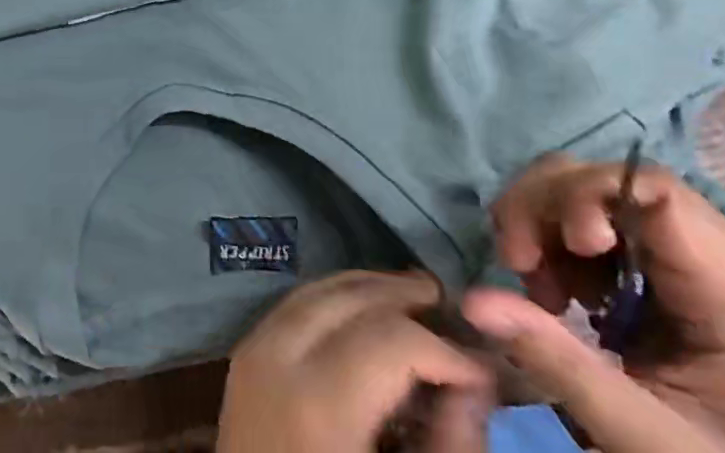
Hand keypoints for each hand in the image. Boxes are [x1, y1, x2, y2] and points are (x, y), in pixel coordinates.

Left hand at [218, 270, 495, 452]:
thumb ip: (450, 445)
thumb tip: (477, 385)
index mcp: (319, 403)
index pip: (392, 339)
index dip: (444, 349)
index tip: (483, 372)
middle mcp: (278, 359)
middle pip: (349, 299)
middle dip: (404, 297)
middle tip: (450, 307)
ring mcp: (252, 351)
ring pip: (318, 290)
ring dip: (368, 288)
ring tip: (414, 298)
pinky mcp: (242, 356)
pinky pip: (293, 305)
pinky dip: (333, 297)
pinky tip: (363, 310)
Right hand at [460, 154, 724, 452]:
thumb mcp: (650, 440)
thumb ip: (561, 364)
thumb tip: (471, 301)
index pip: (656, 190)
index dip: (590, 195)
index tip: (564, 248)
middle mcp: (718, 262)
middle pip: (612, 182)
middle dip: (547, 207)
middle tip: (517, 263)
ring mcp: (693, 271)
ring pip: (596, 199)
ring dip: (545, 228)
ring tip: (539, 291)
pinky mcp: (671, 285)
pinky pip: (601, 233)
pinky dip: (560, 251)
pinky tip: (558, 299)